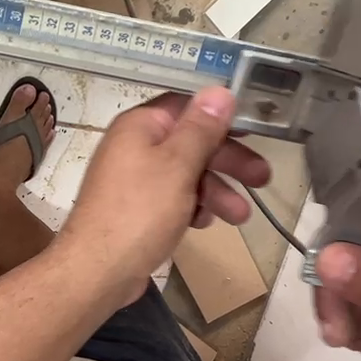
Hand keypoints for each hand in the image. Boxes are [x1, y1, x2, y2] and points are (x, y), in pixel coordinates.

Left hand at [56, 87, 271, 307]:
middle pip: (190, 143)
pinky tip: (204, 224)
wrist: (97, 270)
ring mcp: (132, 181)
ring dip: (215, 192)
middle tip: (263, 178)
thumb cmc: (140, 211)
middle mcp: (133, 147)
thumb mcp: (178, 165)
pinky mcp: (135, 211)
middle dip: (227, 161)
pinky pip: (171, 200)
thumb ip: (201, 128)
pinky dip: (191, 208)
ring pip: (184, 176)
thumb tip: (220, 90)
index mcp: (139, 126)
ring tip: (240, 216)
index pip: (186, 107)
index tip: (254, 130)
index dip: (220, 117)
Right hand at [314, 184, 360, 360]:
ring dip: (336, 305)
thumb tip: (327, 257)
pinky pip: (339, 297)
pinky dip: (342, 322)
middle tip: (334, 313)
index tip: (324, 196)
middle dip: (335, 271)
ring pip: (338, 267)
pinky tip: (360, 345)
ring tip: (347, 340)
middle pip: (352, 229)